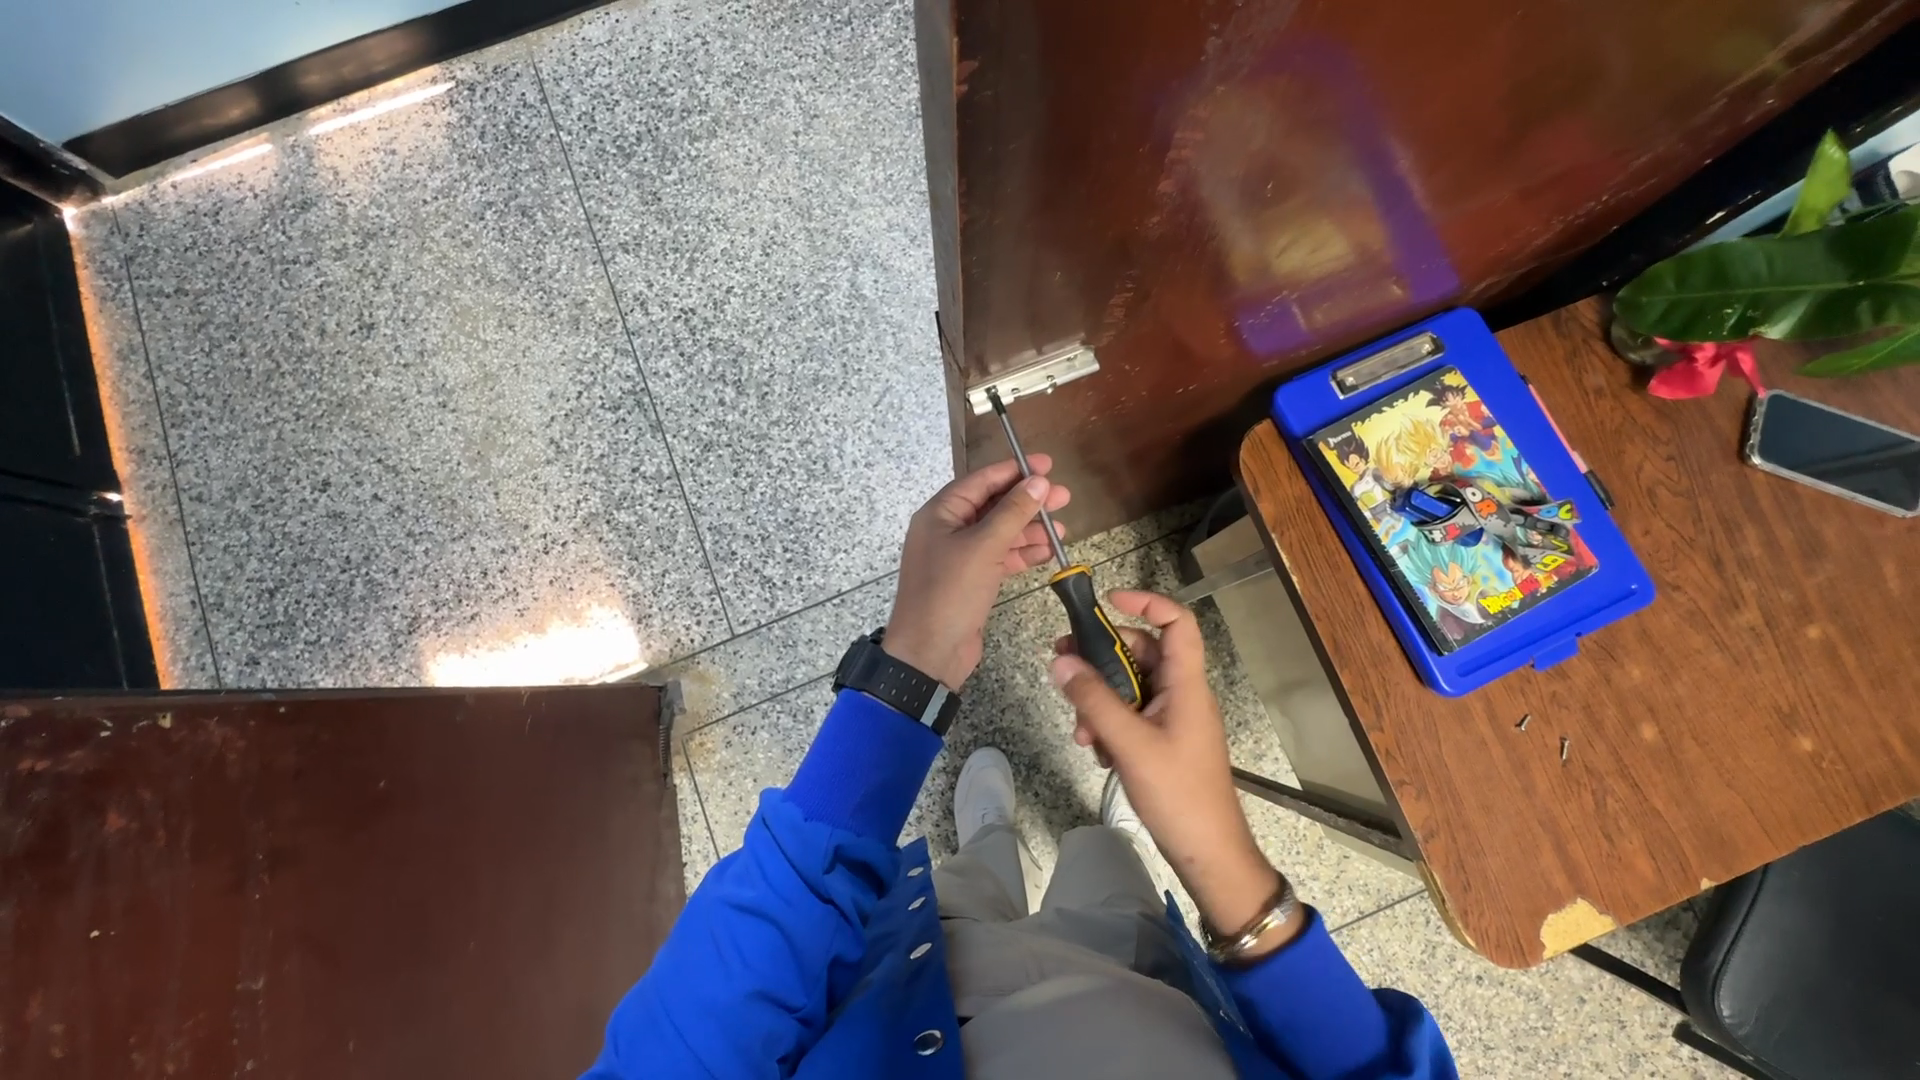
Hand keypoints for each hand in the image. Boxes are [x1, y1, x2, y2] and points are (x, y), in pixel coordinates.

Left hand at [883, 455, 1071, 689]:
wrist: (929, 653)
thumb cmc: (950, 593)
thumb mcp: (983, 547)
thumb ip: (1012, 512)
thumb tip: (1038, 481)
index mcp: (940, 513)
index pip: (981, 481)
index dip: (1014, 471)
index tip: (1047, 465)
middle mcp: (947, 530)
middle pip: (992, 506)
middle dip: (1027, 502)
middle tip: (1064, 499)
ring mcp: (958, 557)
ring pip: (998, 533)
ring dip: (1029, 530)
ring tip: (1062, 530)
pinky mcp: (970, 580)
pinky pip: (999, 558)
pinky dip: (1021, 554)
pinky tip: (1047, 553)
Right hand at [1051, 591, 1302, 957]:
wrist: (1207, 852)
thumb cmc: (1177, 793)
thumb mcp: (1129, 743)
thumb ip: (1093, 700)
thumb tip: (1060, 661)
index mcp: (1186, 684)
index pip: (1176, 623)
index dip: (1146, 603)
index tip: (1107, 601)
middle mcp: (1181, 693)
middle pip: (1141, 654)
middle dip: (1100, 658)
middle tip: (1061, 662)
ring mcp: (1172, 719)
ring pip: (1129, 688)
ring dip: (1099, 700)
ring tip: (1079, 729)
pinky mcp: (1162, 742)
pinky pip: (1130, 716)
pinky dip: (1109, 724)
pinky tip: (1096, 750)